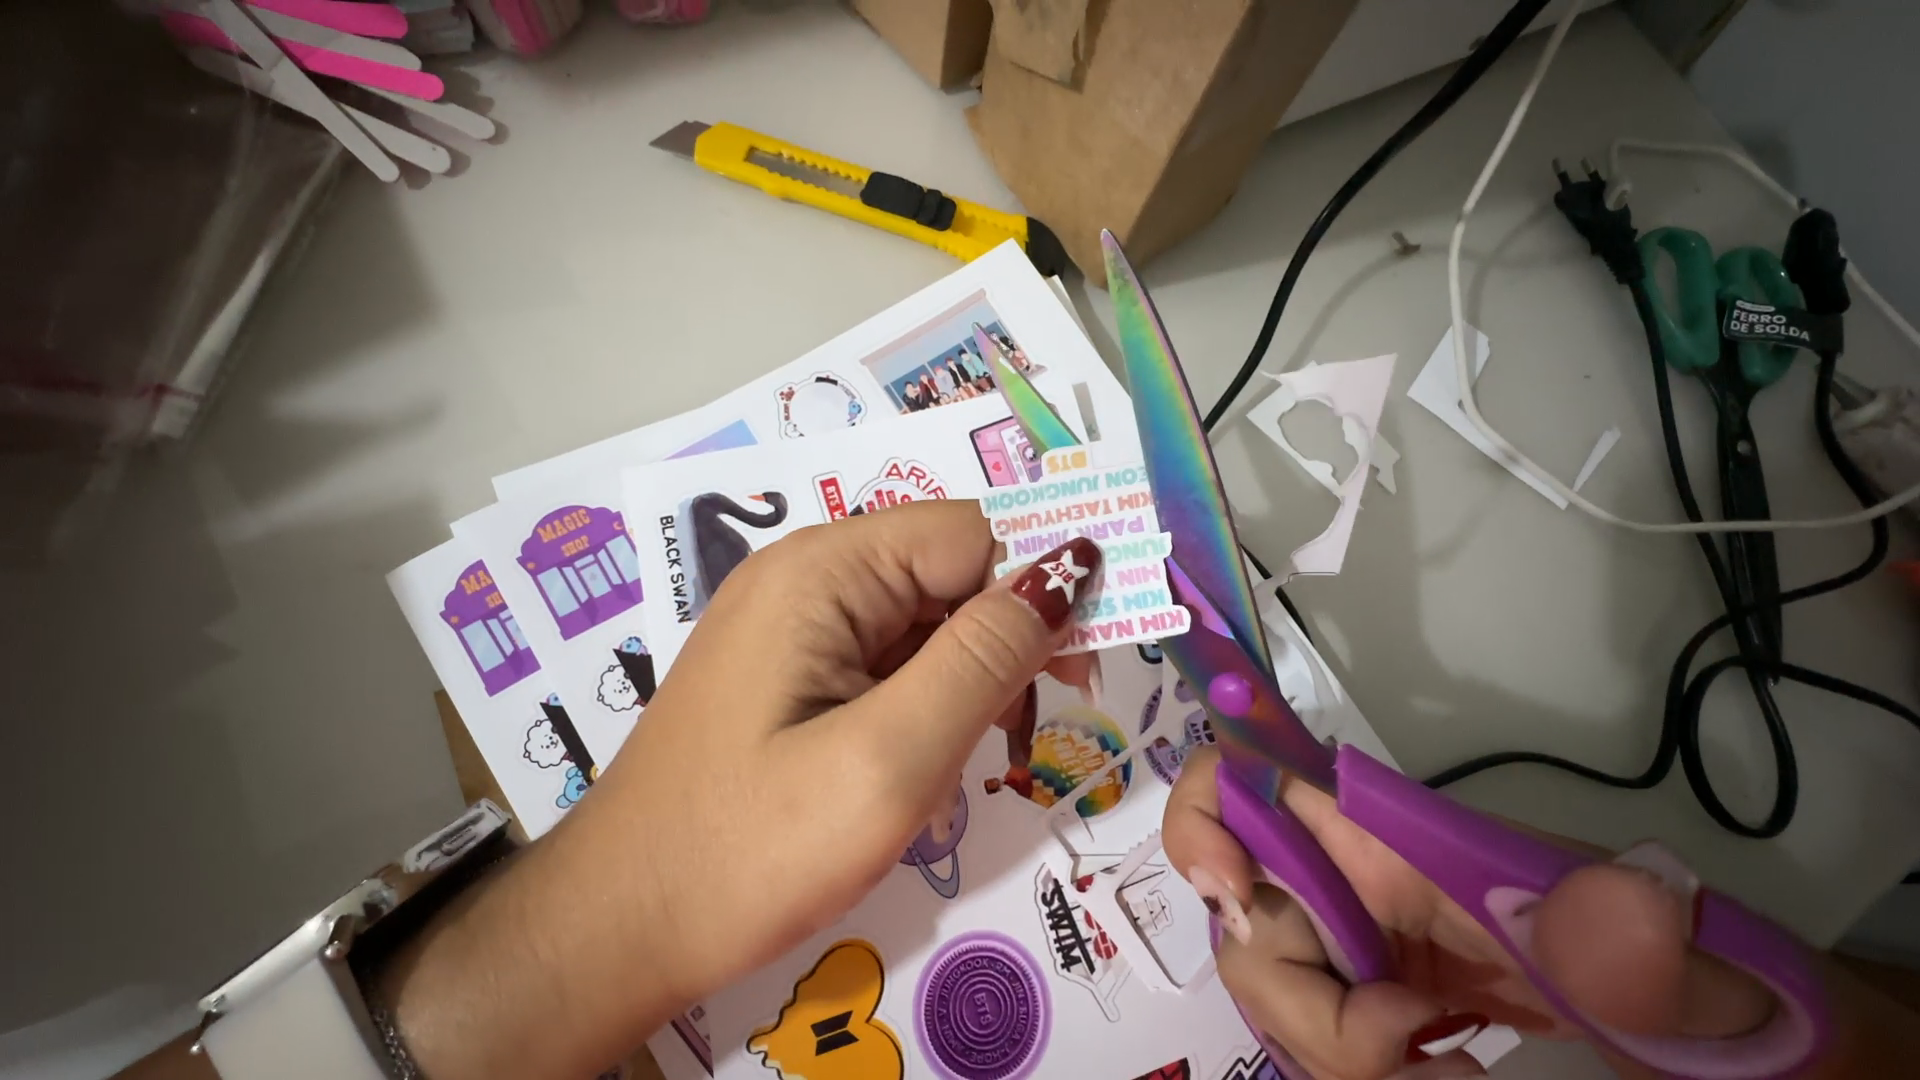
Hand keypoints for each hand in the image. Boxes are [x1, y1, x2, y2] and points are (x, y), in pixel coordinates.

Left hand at [588, 499, 1097, 1006]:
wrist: (620, 929)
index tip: (1077, 671)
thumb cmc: (751, 850)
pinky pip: (886, 659)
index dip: (1034, 589)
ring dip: (966, 680)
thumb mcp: (890, 757)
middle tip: (1027, 727)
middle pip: (947, 573)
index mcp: (823, 570)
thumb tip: (1069, 567)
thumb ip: (985, 657)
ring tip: (967, 758)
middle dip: (1002, 641)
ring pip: (923, 621)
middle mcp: (806, 576)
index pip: (969, 535)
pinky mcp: (791, 668)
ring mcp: (794, 623)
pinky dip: (924, 702)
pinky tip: (920, 763)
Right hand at [1162, 747, 1777, 1078]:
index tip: (1231, 893)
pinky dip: (1339, 1058)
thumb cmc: (1655, 963)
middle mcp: (1335, 870)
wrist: (1669, 1014)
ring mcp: (1337, 931)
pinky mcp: (1349, 985)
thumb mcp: (1658, 953)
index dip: (1202, 817)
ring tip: (1433, 1066)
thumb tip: (1613, 909)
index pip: (1244, 776)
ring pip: (1260, 976)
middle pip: (1236, 911)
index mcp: (1376, 832)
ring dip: (1324, 1042)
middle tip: (1401, 1044)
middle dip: (1297, 998)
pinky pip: (1298, 1021)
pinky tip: (1421, 1066)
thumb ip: (1633, 939)